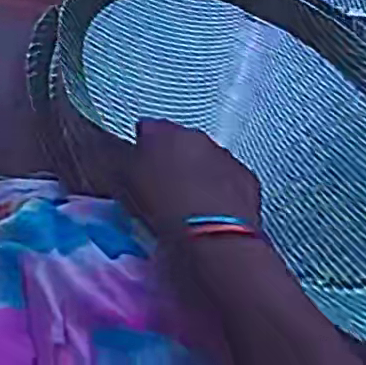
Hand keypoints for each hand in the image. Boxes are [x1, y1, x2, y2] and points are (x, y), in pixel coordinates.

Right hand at [125, 119, 262, 235]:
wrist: (211, 237)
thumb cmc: (160, 206)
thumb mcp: (124, 181)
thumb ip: (121, 160)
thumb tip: (118, 152)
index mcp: (161, 130)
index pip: (147, 128)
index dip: (142, 148)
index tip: (140, 169)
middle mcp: (193, 134)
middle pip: (179, 141)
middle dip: (173, 157)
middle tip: (166, 185)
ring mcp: (223, 155)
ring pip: (206, 158)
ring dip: (199, 171)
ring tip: (192, 201)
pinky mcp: (248, 178)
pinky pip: (229, 178)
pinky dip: (223, 188)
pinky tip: (217, 209)